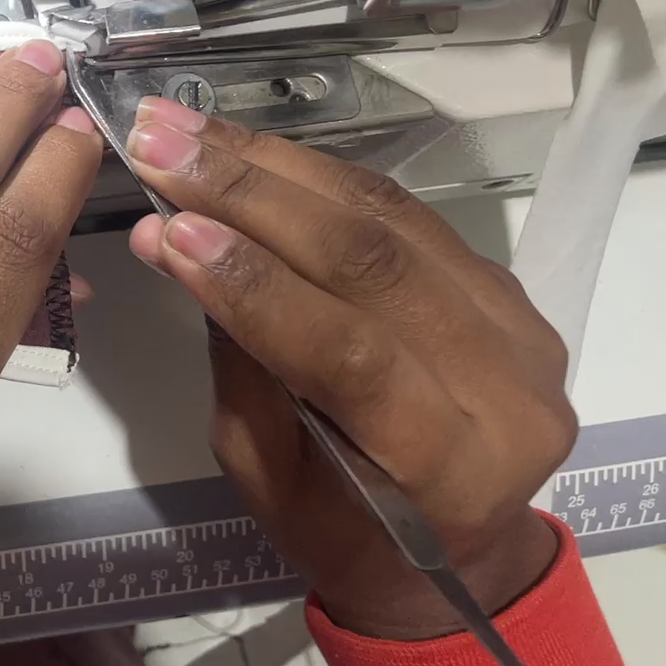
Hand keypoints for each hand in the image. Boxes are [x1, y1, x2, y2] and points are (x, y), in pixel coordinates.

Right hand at [124, 96, 575, 639]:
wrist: (442, 539)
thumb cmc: (330, 521)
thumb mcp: (258, 465)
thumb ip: (232, 356)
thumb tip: (171, 244)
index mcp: (448, 458)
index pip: (348, 352)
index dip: (252, 283)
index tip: (165, 224)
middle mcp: (506, 378)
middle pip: (374, 260)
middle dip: (247, 192)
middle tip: (155, 141)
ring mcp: (510, 318)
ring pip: (385, 213)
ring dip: (266, 161)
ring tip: (176, 126)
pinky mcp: (490, 279)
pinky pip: (394, 206)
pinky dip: (302, 168)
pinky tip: (233, 144)